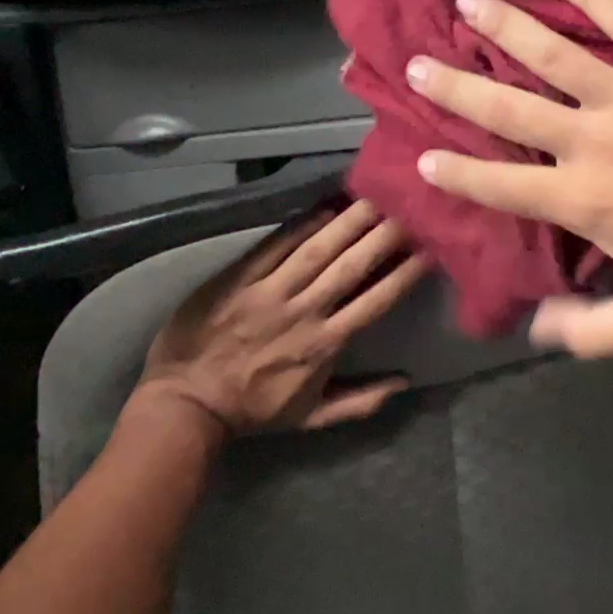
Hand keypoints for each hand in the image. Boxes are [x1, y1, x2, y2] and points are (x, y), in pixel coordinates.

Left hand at [135, 200, 429, 439]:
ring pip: (317, 250)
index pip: (376, 300)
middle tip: (409, 206)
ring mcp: (269, 292)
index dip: (405, 272)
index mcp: (325, 344)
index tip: (429, 247)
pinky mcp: (238, 278)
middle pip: (351, 267)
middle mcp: (304, 312)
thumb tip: (405, 382)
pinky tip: (324, 204)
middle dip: (383, 235)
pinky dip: (301, 224)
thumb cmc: (252, 411)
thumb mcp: (310, 417)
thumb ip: (360, 401)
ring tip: (375, 195)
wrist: (183, 406)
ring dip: (348, 221)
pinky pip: (274, 246)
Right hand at [404, 0, 612, 356]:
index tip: (423, 154)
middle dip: (456, 85)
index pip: (501, 185)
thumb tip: (535, 327)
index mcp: (584, 202)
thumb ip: (588, 331)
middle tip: (416, 62)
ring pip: (554, 53)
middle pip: (510, 108)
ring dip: (507, 25)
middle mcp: (594, 142)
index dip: (457, 171)